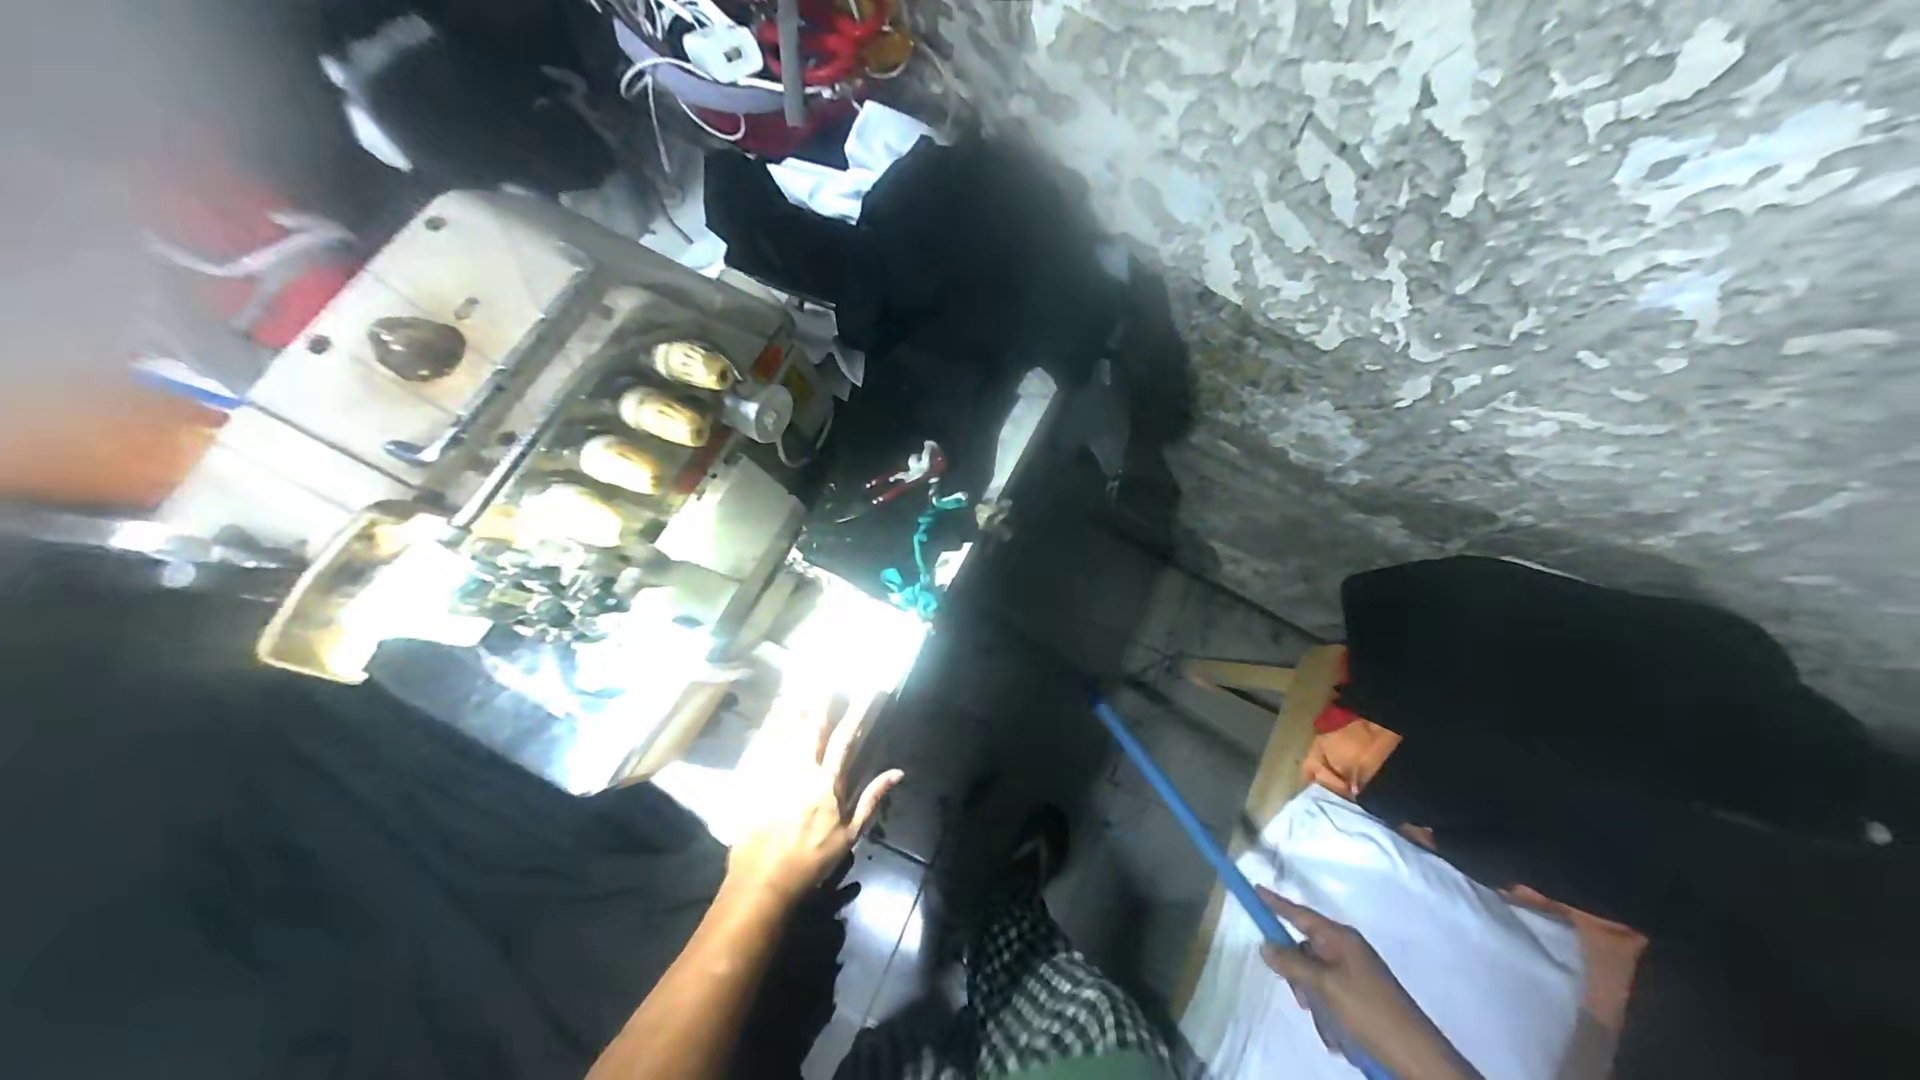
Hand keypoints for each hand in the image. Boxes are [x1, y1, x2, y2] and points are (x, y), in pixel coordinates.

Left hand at [725, 691, 903, 907]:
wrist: (761, 882)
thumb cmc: (811, 861)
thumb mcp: (849, 835)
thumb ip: (872, 799)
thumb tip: (897, 772)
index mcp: (827, 783)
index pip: (846, 737)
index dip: (859, 711)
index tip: (871, 691)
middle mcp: (801, 769)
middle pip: (813, 725)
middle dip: (824, 699)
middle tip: (831, 678)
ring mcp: (774, 772)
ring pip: (787, 729)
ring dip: (798, 706)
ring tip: (805, 686)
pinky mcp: (755, 780)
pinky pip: (764, 744)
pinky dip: (772, 726)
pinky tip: (775, 712)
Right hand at [1257, 886, 1480, 1079]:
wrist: (1420, 1062)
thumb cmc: (1370, 1013)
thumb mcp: (1324, 987)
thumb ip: (1291, 963)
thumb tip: (1266, 945)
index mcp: (1341, 940)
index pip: (1299, 914)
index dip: (1275, 903)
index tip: (1254, 889)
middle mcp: (1347, 953)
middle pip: (1304, 953)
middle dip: (1299, 979)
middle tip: (1304, 999)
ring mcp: (1356, 979)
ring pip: (1315, 984)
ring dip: (1318, 1008)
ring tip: (1335, 1030)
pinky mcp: (1362, 1004)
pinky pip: (1331, 1004)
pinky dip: (1332, 1021)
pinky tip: (1344, 1039)